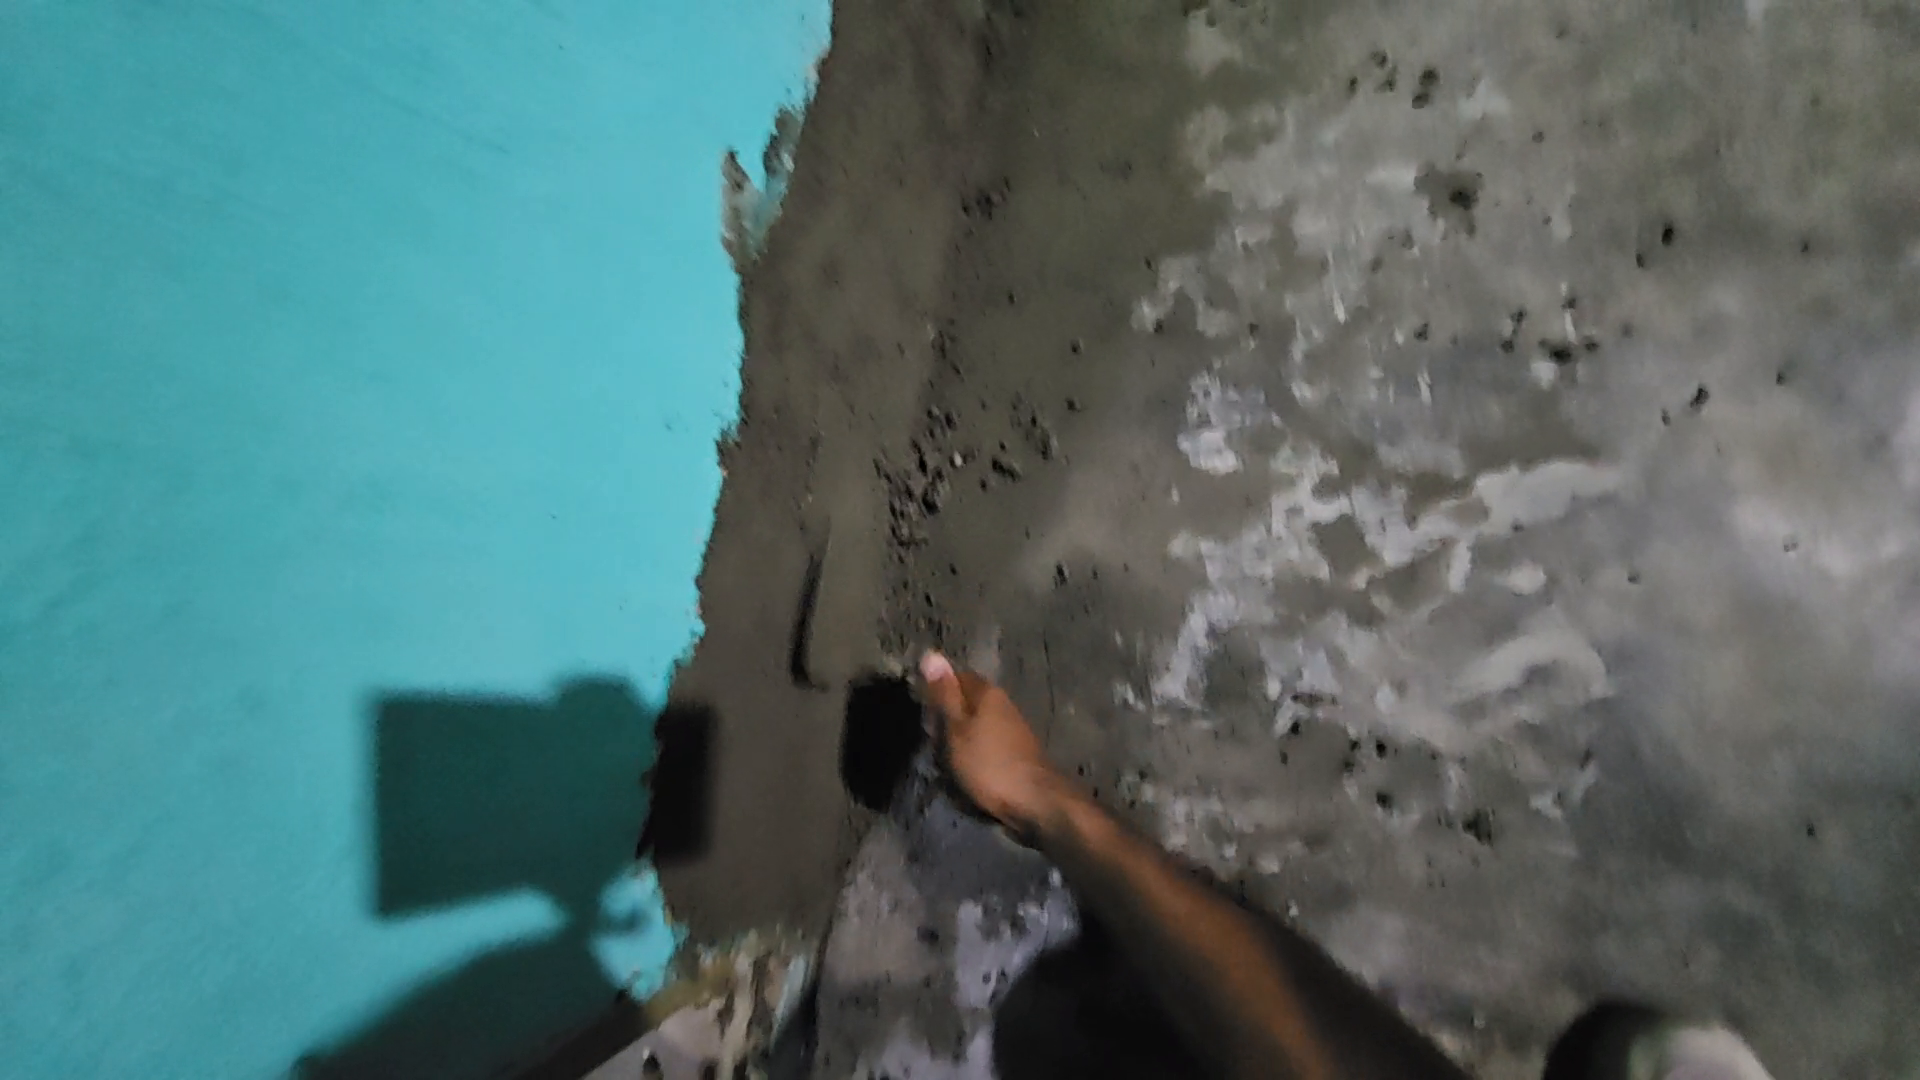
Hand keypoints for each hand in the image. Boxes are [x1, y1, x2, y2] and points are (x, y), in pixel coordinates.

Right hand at [918, 651, 1068, 837]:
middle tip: (934, 740)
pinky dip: (975, 749)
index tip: (924, 712)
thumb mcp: (956, 728)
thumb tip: (931, 653)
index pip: (957, 676)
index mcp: (987, 692)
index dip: (937, 691)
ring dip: (961, 736)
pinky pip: (988, 740)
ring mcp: (1012, 725)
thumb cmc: (988, 763)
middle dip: (949, 716)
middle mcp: (1003, 702)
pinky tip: (969, 766)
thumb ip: (944, 694)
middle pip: (967, 700)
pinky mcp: (1017, 747)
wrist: (1034, 799)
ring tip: (947, 757)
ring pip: (977, 721)